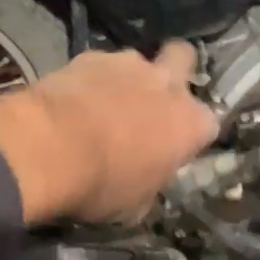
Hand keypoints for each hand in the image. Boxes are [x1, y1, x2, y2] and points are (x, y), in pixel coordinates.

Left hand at [0, 43, 217, 223]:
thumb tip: (147, 180)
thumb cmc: (102, 185)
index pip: (208, 124)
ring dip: (127, 78)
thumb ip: (152, 182)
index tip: (174, 146)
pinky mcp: (91, 55)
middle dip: (174, 71)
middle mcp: (168, 86)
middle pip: (184, 59)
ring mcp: (130, 64)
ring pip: (138, 61)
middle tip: (153, 96)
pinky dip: (91, 79)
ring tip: (104, 102)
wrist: (50, 148)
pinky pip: (99, 64)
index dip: (191, 134)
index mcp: (191, 125)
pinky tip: (74, 99)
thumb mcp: (136, 204)